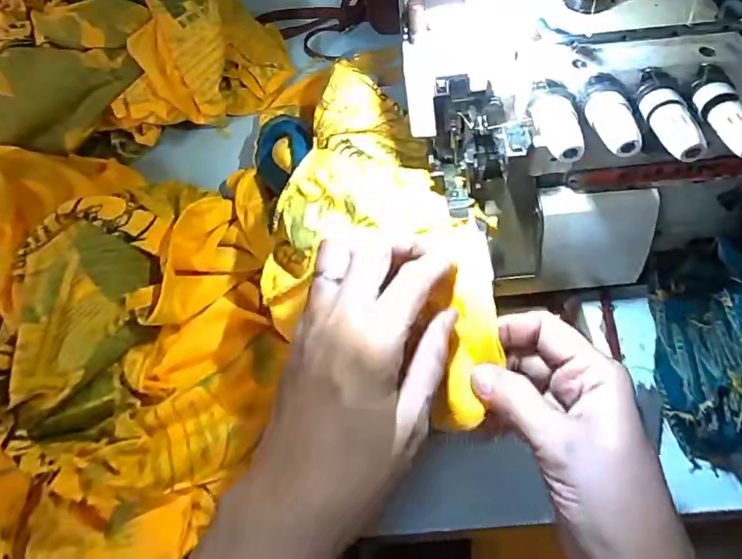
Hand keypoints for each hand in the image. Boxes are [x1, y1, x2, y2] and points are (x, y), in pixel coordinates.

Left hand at [197, 233, 457, 558]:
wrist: (288, 497)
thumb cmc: (359, 469)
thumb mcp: (410, 422)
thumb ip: (431, 359)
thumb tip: (449, 315)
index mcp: (374, 337)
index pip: (411, 276)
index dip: (437, 262)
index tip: (453, 260)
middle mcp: (340, 313)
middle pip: (372, 248)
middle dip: (404, 244)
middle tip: (426, 260)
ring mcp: (313, 316)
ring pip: (338, 250)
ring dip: (369, 247)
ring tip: (392, 265)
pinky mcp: (298, 327)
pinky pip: (321, 274)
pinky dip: (345, 264)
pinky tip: (363, 286)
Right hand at [472, 311, 692, 558]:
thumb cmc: (606, 491)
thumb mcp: (560, 443)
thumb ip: (516, 401)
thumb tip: (473, 370)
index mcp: (593, 372)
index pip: (547, 329)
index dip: (510, 327)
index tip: (471, 338)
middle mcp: (581, 384)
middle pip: (533, 354)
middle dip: (496, 360)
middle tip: (457, 370)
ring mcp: (569, 413)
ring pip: (525, 385)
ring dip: (495, 390)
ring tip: (461, 396)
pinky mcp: (557, 440)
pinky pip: (524, 413)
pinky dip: (502, 415)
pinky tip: (477, 424)